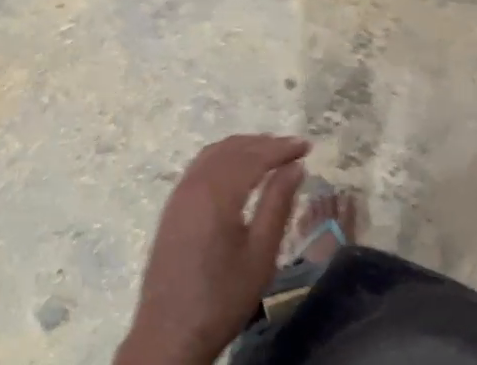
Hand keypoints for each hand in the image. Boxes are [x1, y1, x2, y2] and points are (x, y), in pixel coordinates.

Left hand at [116, 135, 310, 364]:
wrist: (170, 333)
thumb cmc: (223, 297)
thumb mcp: (261, 254)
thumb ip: (277, 204)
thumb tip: (295, 167)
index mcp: (217, 193)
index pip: (254, 156)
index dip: (281, 148)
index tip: (306, 146)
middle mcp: (194, 184)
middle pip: (232, 149)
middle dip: (264, 144)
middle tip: (293, 149)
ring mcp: (179, 194)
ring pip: (213, 154)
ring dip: (243, 148)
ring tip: (270, 155)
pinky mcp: (172, 207)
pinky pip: (200, 167)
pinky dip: (223, 158)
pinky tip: (237, 170)